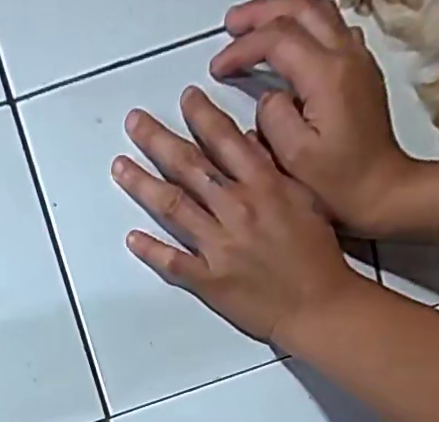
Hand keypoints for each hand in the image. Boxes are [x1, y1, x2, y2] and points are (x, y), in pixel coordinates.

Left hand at [114, 86, 370, 348]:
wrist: (318, 305)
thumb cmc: (318, 255)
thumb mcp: (307, 198)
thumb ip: (277, 169)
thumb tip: (251, 143)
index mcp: (263, 185)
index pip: (225, 140)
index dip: (201, 116)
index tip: (185, 98)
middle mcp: (236, 210)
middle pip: (188, 167)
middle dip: (157, 140)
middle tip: (134, 122)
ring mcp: (219, 246)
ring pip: (173, 207)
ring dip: (143, 185)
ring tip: (120, 167)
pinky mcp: (210, 280)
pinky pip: (173, 262)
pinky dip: (150, 249)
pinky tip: (132, 237)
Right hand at [211, 0, 412, 234]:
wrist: (382, 191)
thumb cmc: (338, 183)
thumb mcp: (294, 157)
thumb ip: (273, 117)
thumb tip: (268, 96)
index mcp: (326, 75)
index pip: (276, 39)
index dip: (242, 48)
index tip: (218, 68)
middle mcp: (346, 55)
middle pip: (300, 8)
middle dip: (260, 13)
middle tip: (231, 25)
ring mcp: (358, 60)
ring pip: (319, 10)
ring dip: (284, 11)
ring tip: (256, 24)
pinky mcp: (362, 72)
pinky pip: (333, 27)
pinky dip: (306, 24)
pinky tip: (292, 41)